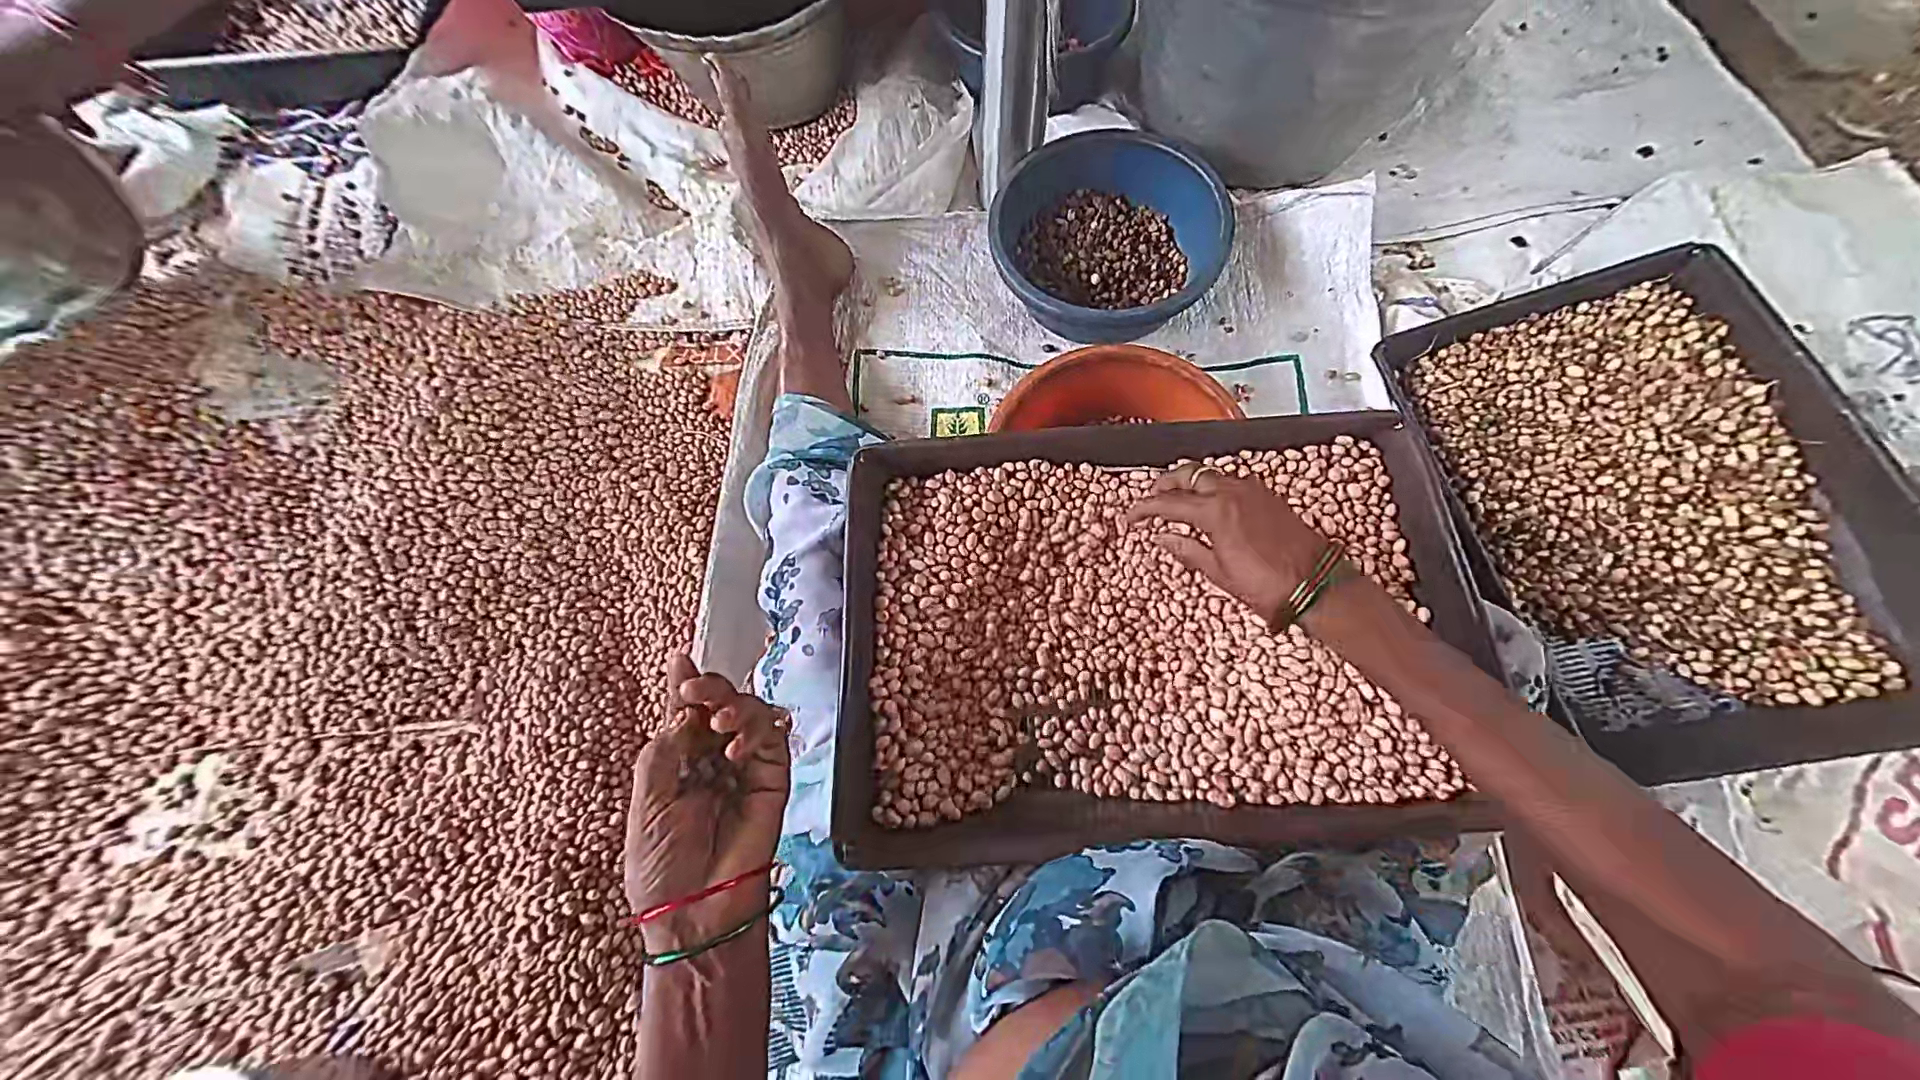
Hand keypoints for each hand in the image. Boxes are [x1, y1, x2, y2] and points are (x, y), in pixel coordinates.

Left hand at [624, 652, 789, 953]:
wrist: (692, 911)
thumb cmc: (660, 862)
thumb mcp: (646, 800)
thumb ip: (666, 746)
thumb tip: (684, 699)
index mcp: (682, 760)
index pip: (690, 712)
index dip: (689, 685)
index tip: (682, 661)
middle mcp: (715, 757)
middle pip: (723, 705)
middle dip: (713, 690)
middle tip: (699, 690)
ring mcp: (747, 766)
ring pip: (752, 715)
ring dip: (736, 707)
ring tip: (719, 722)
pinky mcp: (774, 779)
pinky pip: (773, 741)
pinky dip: (756, 734)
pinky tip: (735, 751)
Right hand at [1123, 461, 1328, 626]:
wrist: (1317, 586)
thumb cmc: (1267, 585)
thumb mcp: (1218, 572)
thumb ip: (1187, 549)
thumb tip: (1162, 537)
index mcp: (1215, 512)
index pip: (1167, 503)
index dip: (1143, 509)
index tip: (1130, 518)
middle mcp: (1233, 493)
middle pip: (1189, 474)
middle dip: (1165, 484)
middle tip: (1152, 498)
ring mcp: (1253, 492)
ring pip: (1211, 476)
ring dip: (1190, 484)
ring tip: (1178, 502)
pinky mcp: (1268, 498)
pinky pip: (1232, 483)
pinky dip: (1213, 489)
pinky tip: (1210, 507)